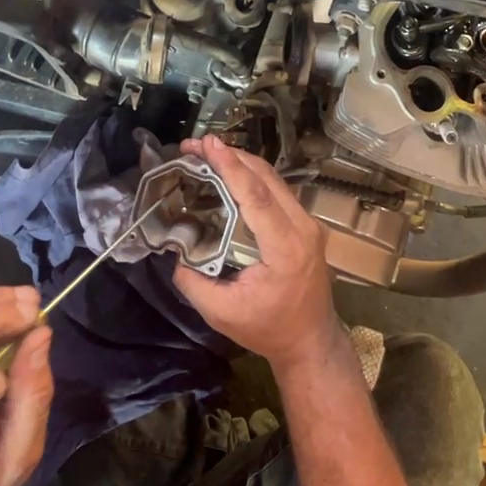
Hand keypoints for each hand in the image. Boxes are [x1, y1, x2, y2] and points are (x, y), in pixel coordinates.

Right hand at [171, 137, 342, 370]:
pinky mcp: (305, 224)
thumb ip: (194, 282)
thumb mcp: (222, 313)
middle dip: (231, 156)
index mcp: (285, 247)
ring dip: (241, 163)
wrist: (310, 341)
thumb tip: (174, 251)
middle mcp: (302, 227)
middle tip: (196, 144)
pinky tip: (230, 172)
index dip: (231, 168)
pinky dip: (252, 176)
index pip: (256, 196)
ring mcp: (308, 223)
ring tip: (208, 153)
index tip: (209, 145)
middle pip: (266, 178)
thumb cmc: (268, 329)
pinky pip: (278, 191)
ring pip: (274, 180)